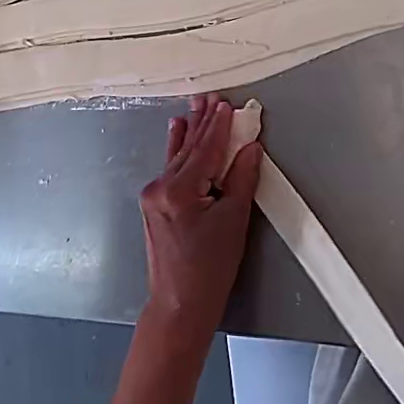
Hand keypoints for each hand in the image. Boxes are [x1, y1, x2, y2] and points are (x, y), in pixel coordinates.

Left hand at [138, 94, 261, 337]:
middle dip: (205, 122)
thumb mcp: (234, 221)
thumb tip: (250, 148)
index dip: (221, 126)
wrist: (179, 305)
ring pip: (178, 155)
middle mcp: (160, 187)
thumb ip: (242, 178)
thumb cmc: (210, 269)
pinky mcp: (153, 202)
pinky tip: (177, 130)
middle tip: (214, 98)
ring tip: (198, 105)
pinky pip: (169, 167)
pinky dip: (177, 148)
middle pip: (190, 147)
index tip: (229, 105)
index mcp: (180, 191)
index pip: (207, 149)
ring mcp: (153, 194)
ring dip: (191, 130)